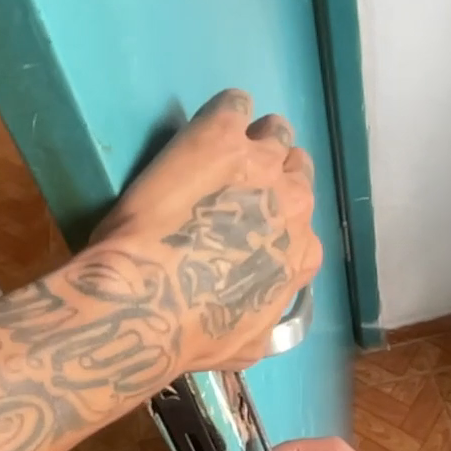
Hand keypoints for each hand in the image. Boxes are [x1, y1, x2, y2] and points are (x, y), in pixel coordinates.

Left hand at [92, 89, 323, 373]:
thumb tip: (257, 320)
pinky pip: (235, 105)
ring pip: (274, 133)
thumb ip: (261, 323)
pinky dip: (226, 111)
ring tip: (222, 151)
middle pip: (296, 171)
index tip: (250, 226)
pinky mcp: (220, 135)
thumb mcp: (245, 346)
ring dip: (254, 141)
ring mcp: (261, 163)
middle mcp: (294, 203)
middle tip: (236, 185)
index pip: (301, 225)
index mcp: (301, 255)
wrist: (149, 300)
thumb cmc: (194, 333)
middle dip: (272, 175)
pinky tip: (206, 123)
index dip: (275, 221)